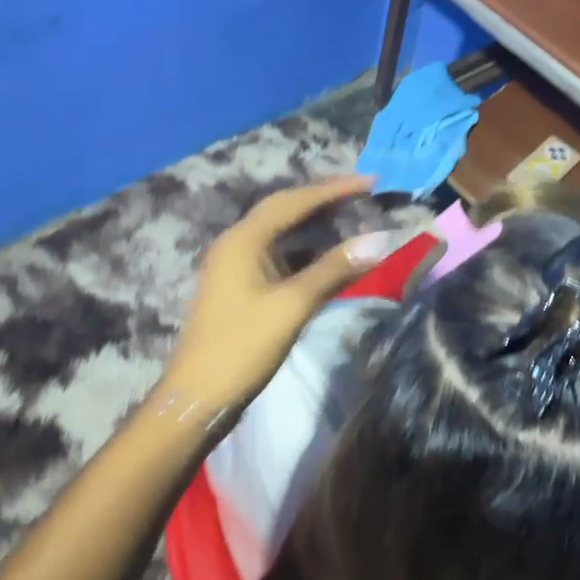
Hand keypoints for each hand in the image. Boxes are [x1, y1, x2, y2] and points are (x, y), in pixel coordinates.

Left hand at [164, 176, 383, 408]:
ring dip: (315, 222)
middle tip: (363, 192)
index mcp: (243, 240)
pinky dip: (306, 247)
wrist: (199, 397)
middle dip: (323, 198)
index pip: (294, 201)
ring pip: (281, 231)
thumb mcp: (294, 305)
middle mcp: (237, 243)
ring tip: (352, 214)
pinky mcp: (242, 287)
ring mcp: (237, 266)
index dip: (334, 189)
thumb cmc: (243, 346)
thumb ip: (336, 268)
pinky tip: (328, 253)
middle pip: (284, 209)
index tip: (371, 182)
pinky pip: (279, 253)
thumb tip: (381, 239)